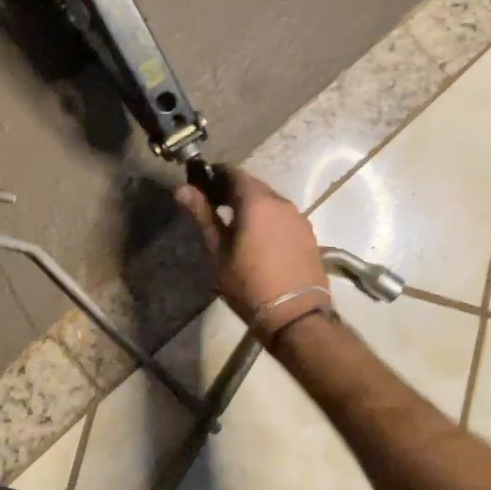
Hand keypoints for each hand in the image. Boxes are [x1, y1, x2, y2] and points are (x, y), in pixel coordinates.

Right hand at [175, 168, 328, 328]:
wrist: (296, 316)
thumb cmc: (249, 284)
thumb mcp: (218, 251)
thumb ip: (202, 215)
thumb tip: (181, 188)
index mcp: (256, 201)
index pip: (233, 173)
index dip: (215, 176)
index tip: (202, 187)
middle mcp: (281, 202)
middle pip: (254, 186)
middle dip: (233, 191)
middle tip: (215, 207)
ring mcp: (299, 218)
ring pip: (270, 201)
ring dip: (253, 206)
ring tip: (237, 225)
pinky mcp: (309, 234)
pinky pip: (284, 216)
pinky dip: (269, 219)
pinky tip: (260, 239)